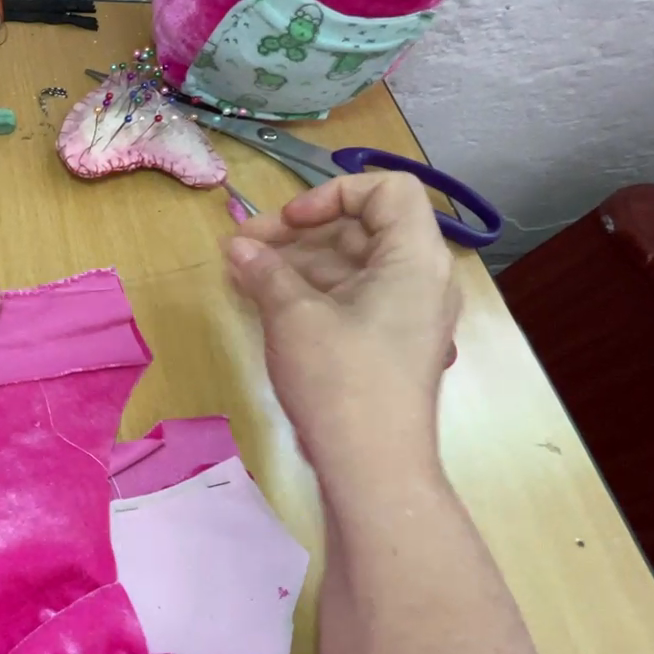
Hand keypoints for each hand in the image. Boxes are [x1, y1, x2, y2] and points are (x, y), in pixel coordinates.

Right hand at [225, 173, 459, 472]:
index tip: (285, 224)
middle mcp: (417, 278)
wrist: (371, 461)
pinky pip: (345, 297)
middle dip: (297, 232)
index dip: (331, 196)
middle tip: (240, 247)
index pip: (386, 192)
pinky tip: (261, 299)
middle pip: (360, 229)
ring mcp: (401, 312)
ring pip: (347, 265)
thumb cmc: (340, 378)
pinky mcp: (383, 340)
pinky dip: (305, 291)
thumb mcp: (293, 316)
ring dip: (293, 262)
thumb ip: (265, 271)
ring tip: (240, 274)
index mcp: (412, 260)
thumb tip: (237, 246)